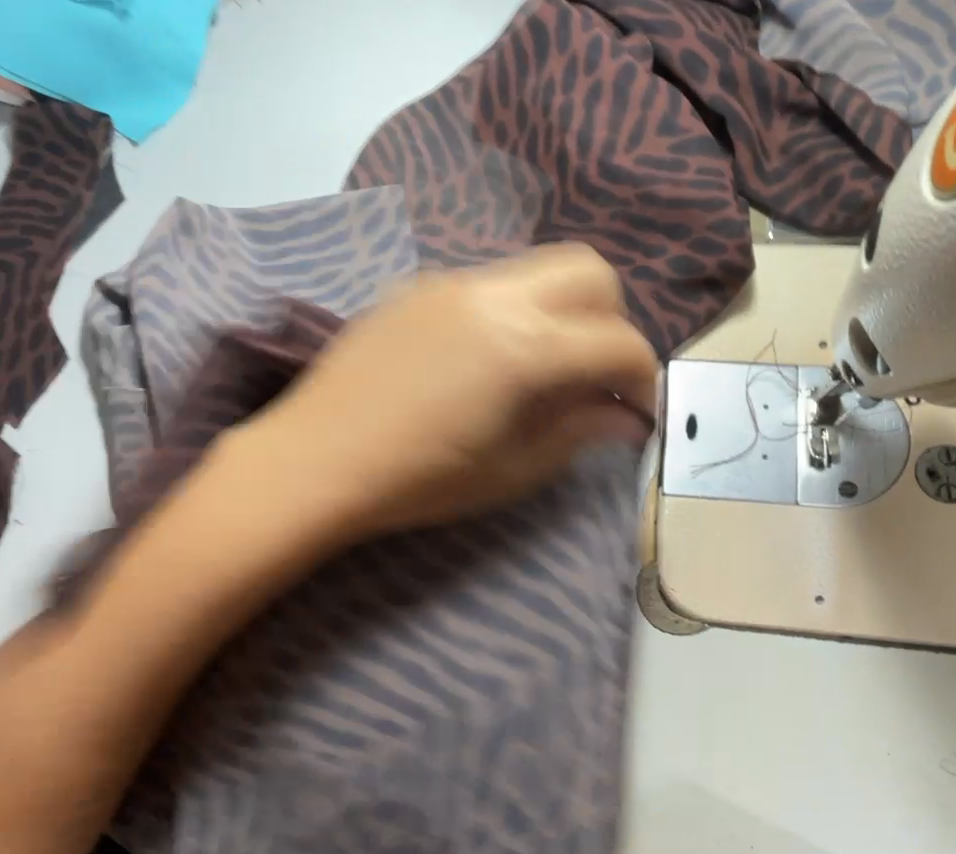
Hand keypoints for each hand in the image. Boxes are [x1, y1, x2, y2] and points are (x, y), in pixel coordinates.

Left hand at [235, 242, 656, 538]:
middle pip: (589, 271)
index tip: (636, 410)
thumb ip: (576, 432)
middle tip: (594, 376)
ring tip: (538, 370)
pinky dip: (508, 312)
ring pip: (533, 271)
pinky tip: (480, 363)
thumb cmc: (415, 481)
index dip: (642, 377)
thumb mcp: (508, 470)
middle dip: (611, 319)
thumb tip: (625, 418)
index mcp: (525, 346)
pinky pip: (484, 285)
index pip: (617, 342)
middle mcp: (494, 295)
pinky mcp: (412, 290)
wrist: (313, 462)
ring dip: (558, 310)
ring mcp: (448, 283)